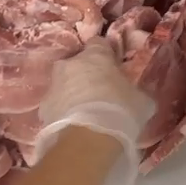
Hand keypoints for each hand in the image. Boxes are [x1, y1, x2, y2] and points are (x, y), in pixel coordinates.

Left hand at [34, 40, 153, 184]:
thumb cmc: (121, 111)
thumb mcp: (141, 101)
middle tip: (101, 94)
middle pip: (78, 64)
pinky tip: (75, 126)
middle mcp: (70, 64)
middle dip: (86, 75)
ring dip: (73, 94)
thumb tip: (138, 95)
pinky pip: (56, 105)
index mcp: (95, 55)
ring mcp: (53, 85)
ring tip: (87, 114)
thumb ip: (136, 91)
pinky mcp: (43, 108)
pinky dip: (63, 112)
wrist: (88, 140)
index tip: (113, 69)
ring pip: (64, 84)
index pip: (98, 44)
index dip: (106, 55)